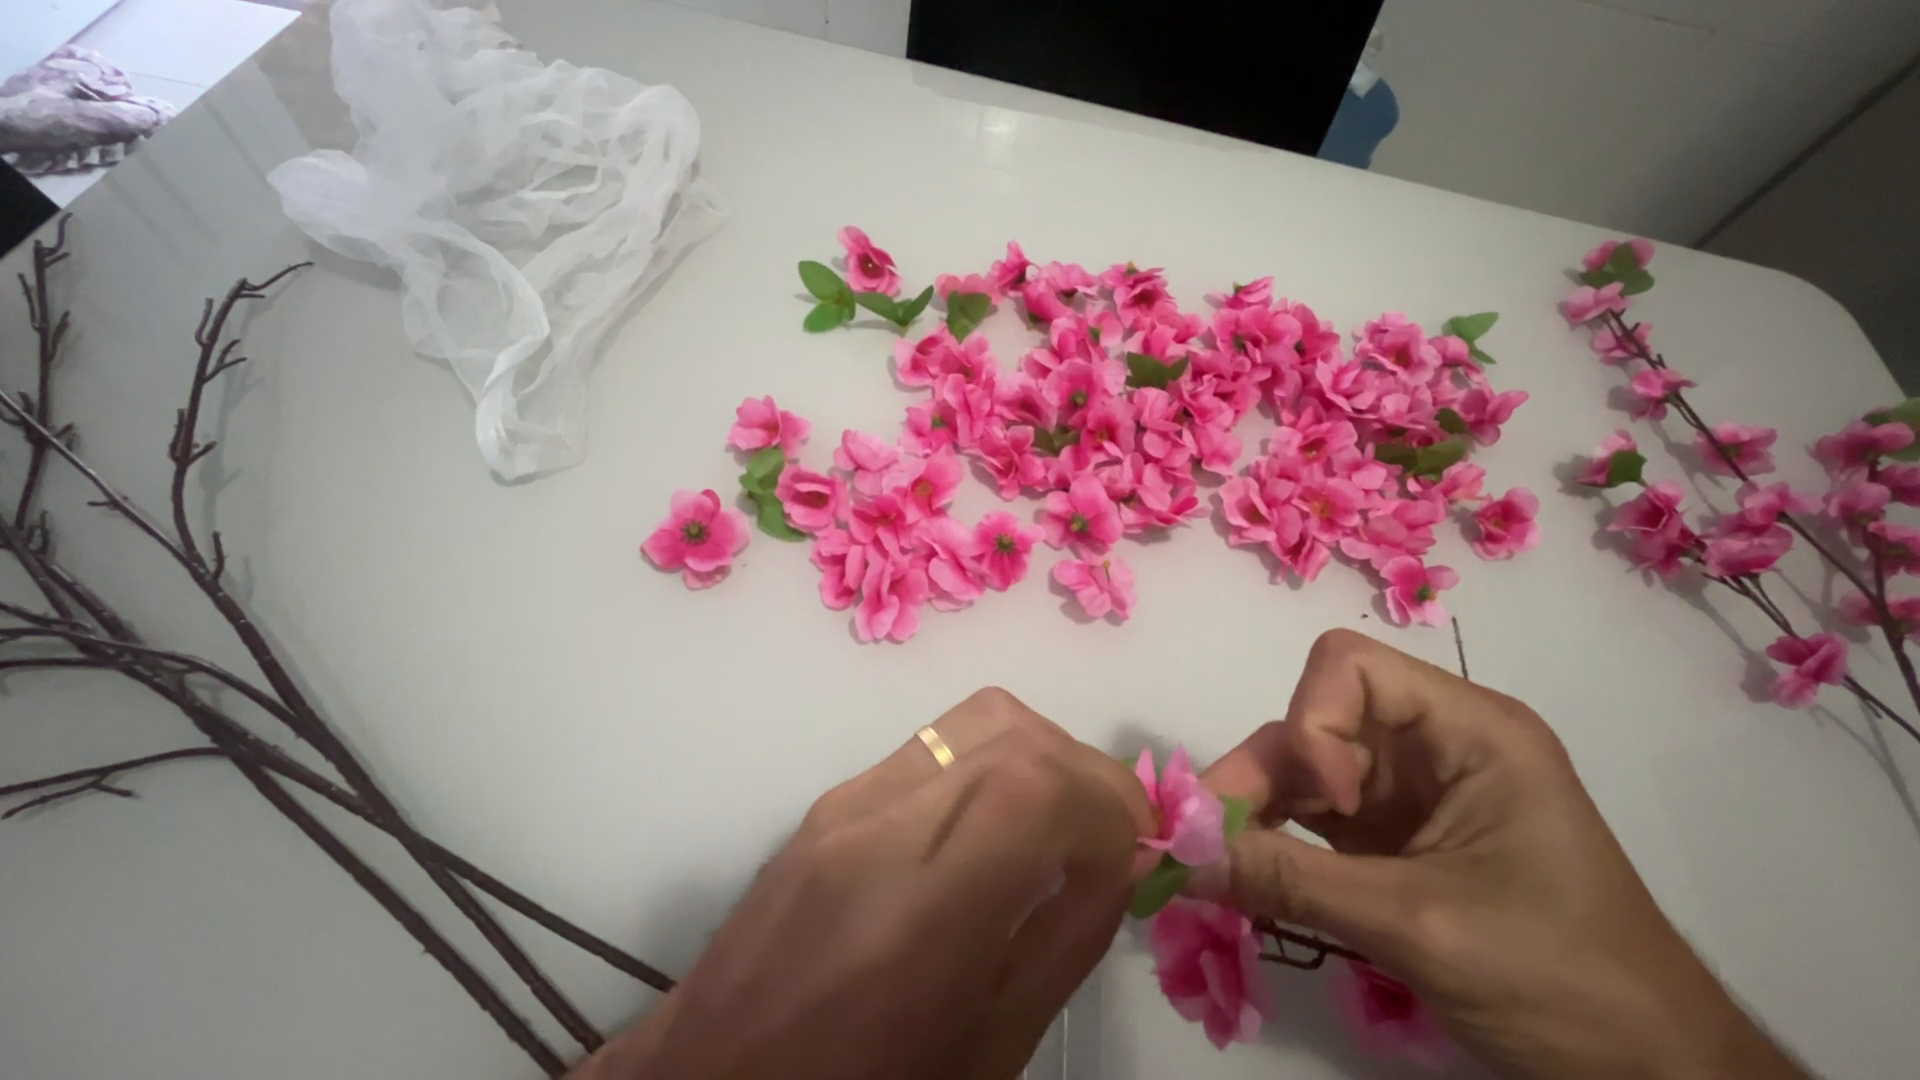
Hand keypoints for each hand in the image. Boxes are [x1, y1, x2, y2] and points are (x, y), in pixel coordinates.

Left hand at [571, 688, 1153, 1079]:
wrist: (721, 1074)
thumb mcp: (991, 1044)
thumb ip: (1067, 936)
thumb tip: (1120, 855)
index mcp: (917, 914)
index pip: (1032, 785)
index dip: (1105, 799)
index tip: (1134, 845)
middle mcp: (874, 830)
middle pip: (1006, 729)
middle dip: (1083, 768)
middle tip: (1108, 831)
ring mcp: (844, 804)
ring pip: (972, 720)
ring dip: (1039, 754)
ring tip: (1059, 822)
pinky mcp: (830, 799)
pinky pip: (933, 746)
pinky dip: (991, 762)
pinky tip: (996, 825)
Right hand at [1194, 630, 1805, 1079]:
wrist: (1647, 1074)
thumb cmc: (1559, 979)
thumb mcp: (1416, 926)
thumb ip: (1288, 882)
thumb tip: (1179, 854)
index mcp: (1468, 731)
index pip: (1352, 669)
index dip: (1314, 723)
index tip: (1323, 804)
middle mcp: (1433, 746)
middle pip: (1315, 723)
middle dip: (1259, 776)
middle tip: (1204, 839)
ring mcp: (1411, 794)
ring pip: (1303, 771)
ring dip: (1255, 812)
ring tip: (1213, 865)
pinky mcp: (1393, 840)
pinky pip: (1312, 820)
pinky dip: (1273, 843)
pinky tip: (1242, 874)